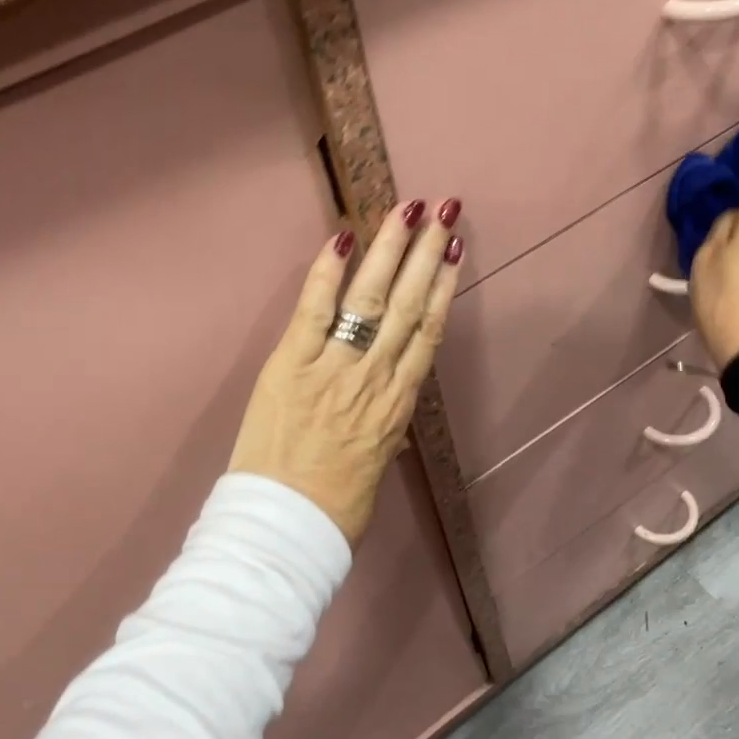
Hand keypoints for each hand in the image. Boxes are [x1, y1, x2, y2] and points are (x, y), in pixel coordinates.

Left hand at [229, 199, 464, 544]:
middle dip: (427, 254)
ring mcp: (334, 368)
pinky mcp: (290, 366)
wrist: (284, 529)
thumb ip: (385, 432)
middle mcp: (375, 377)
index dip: (445, 288)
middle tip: (443, 211)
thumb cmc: (335, 509)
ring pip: (372, 298)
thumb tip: (392, 417)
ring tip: (408, 209)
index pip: (429, 333)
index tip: (454, 252)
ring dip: (391, 249)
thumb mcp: (376, 468)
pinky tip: (342, 236)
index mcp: (398, 405)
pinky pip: (314, 310)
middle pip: (410, 305)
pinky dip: (327, 271)